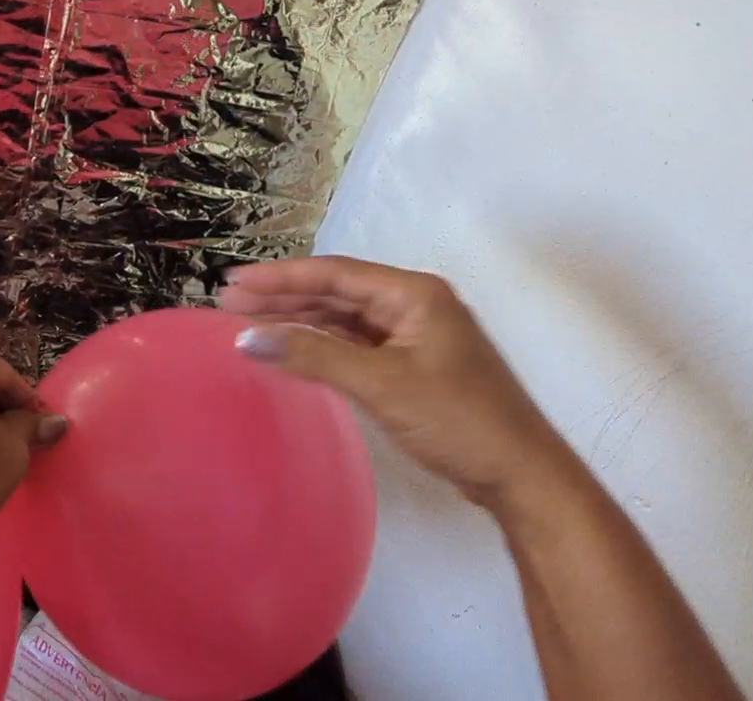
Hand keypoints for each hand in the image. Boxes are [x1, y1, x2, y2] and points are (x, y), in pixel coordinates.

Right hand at [222, 255, 572, 508]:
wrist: (522, 478)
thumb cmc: (458, 420)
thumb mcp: (382, 384)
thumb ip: (314, 355)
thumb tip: (247, 338)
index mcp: (413, 293)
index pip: (334, 273)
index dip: (281, 277)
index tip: (235, 280)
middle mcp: (412, 304)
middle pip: (336, 292)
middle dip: (284, 297)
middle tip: (229, 302)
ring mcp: (413, 334)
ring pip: (344, 318)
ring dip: (299, 320)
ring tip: (249, 323)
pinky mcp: (411, 364)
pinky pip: (355, 343)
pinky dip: (321, 345)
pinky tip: (291, 347)